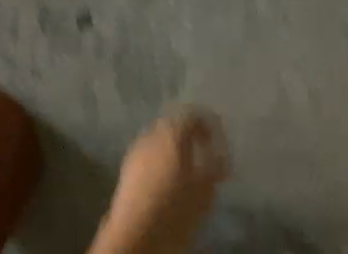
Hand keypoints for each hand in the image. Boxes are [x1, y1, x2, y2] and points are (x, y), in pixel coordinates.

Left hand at [94, 108, 231, 253]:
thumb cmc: (175, 209)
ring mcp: (136, 149)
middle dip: (192, 134)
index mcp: (171, 132)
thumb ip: (215, 165)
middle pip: (174, 123)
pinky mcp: (127, 167)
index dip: (209, 123)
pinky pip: (150, 153)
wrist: (136, 234)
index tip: (220, 140)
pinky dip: (163, 158)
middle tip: (207, 153)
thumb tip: (220, 153)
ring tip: (191, 168)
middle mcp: (150, 133)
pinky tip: (171, 179)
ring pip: (161, 138)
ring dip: (177, 147)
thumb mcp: (205, 189)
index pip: (192, 113)